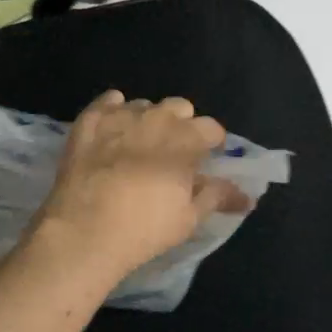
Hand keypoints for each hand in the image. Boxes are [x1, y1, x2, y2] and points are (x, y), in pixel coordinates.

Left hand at [30, 90, 249, 283]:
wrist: (84, 229)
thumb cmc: (144, 228)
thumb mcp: (189, 217)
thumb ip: (217, 196)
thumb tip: (246, 195)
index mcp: (186, 138)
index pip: (211, 127)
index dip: (211, 143)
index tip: (206, 159)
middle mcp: (156, 116)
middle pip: (178, 108)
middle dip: (180, 125)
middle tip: (172, 153)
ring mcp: (120, 114)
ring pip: (143, 104)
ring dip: (147, 119)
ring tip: (138, 146)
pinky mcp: (89, 119)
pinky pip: (107, 102)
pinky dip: (113, 110)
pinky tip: (111, 129)